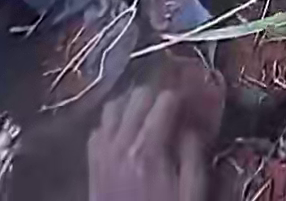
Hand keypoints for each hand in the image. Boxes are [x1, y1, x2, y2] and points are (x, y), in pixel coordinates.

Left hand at [88, 57, 223, 200]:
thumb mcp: (191, 190)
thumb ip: (193, 151)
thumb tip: (192, 125)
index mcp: (148, 150)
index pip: (166, 98)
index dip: (182, 96)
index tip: (192, 102)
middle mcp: (121, 146)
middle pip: (139, 95)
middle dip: (159, 94)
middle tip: (173, 105)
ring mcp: (102, 157)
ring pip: (113, 107)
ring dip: (132, 104)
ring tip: (148, 113)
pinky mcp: (92, 169)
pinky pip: (97, 131)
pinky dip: (111, 124)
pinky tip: (125, 133)